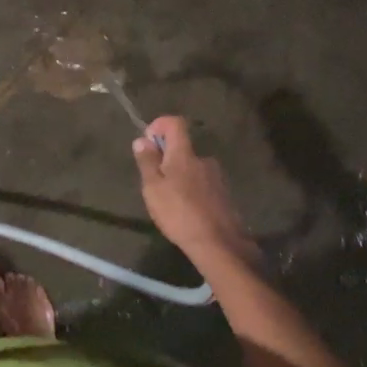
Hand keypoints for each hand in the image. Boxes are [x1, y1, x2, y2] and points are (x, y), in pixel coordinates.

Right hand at [132, 115, 246, 254]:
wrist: (218, 243)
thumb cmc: (179, 212)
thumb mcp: (153, 188)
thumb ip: (147, 162)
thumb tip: (142, 140)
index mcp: (184, 154)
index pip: (175, 123)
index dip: (159, 126)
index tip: (148, 144)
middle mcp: (203, 160)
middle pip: (182, 149)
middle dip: (166, 160)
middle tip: (154, 184)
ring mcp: (217, 177)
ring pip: (192, 169)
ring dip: (179, 178)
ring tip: (169, 202)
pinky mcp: (223, 194)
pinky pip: (202, 184)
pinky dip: (191, 191)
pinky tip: (186, 212)